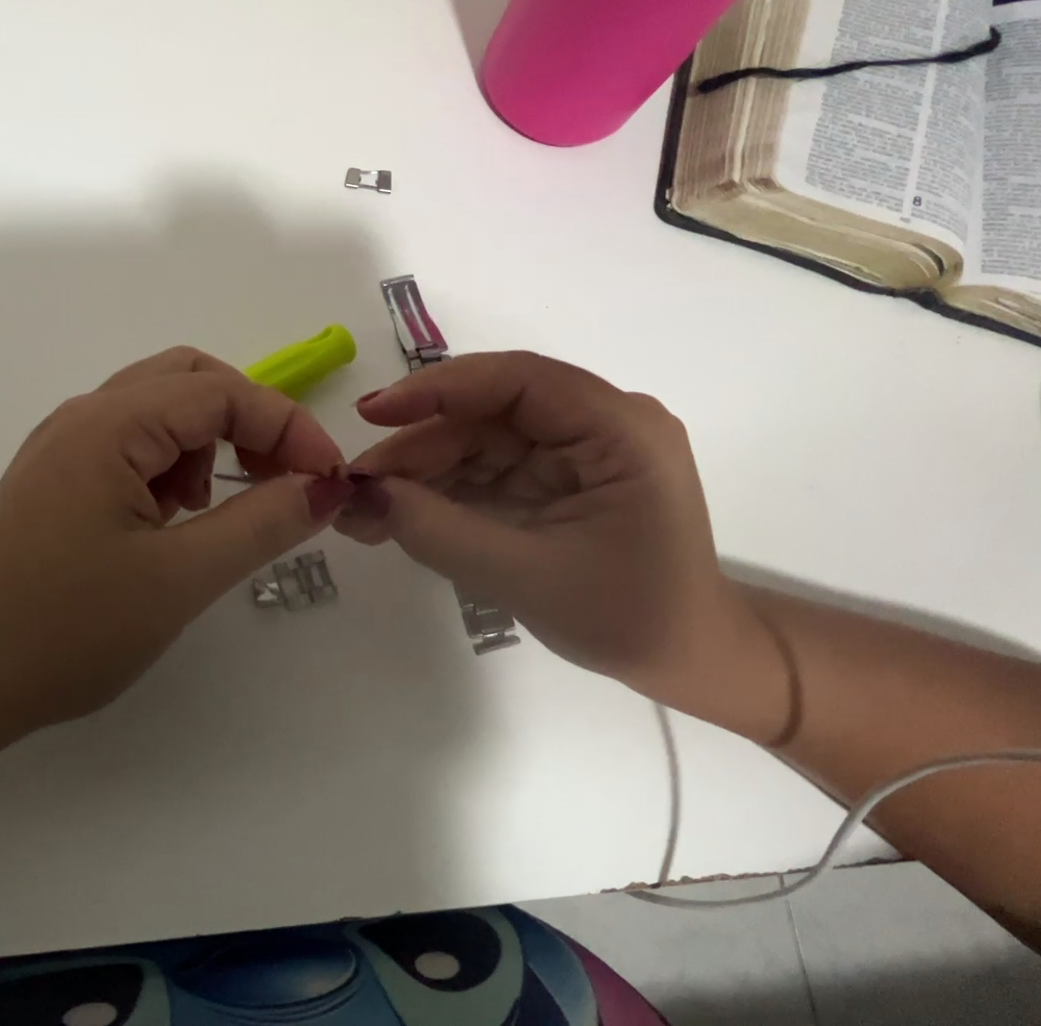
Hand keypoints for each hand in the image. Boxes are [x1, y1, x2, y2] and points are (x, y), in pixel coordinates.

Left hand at [0, 347, 353, 729]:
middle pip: (187, 381)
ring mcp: (61, 447)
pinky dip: (171, 466)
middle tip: (280, 481)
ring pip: (157, 411)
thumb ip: (262, 523)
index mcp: (107, 426)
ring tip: (216, 511)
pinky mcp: (55, 480)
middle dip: (247, 422)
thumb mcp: (181, 579)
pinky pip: (129, 445)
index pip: (220, 392)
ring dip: (207, 444)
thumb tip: (325, 486)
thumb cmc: (70, 631)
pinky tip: (172, 522)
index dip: (286, 426)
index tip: (327, 480)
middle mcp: (81, 417)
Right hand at [336, 352, 754, 688]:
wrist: (686, 660)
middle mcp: (598, 425)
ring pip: (478, 442)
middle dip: (418, 448)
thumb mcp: (524, 577)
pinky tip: (395, 515)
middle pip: (488, 414)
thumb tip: (361, 496)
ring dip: (420, 474)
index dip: (437, 389)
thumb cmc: (626, 619)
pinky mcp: (556, 479)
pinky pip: (487, 471)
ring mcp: (576, 452)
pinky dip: (441, 493)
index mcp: (619, 429)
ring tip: (363, 511)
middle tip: (354, 487)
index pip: (518, 381)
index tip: (372, 415)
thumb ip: (438, 531)